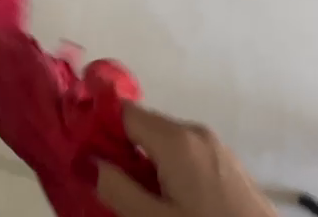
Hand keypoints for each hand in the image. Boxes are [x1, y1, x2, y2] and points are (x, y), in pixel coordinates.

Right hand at [98, 104, 277, 216]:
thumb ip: (116, 188)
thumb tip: (89, 160)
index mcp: (176, 138)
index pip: (122, 110)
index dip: (99, 128)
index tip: (85, 153)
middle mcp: (196, 132)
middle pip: (144, 128)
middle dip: (124, 153)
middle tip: (115, 189)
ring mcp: (218, 150)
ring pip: (166, 146)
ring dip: (148, 167)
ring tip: (146, 204)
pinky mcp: (231, 169)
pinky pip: (188, 159)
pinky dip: (172, 175)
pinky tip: (175, 206)